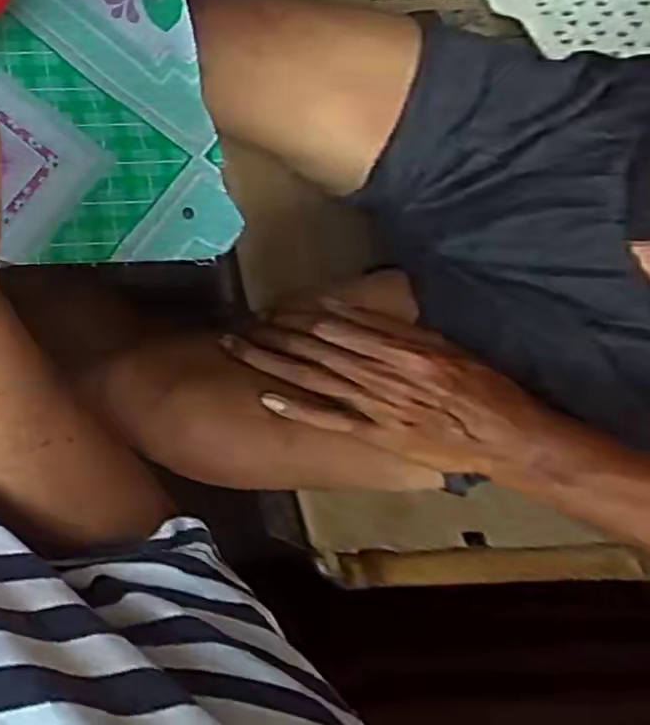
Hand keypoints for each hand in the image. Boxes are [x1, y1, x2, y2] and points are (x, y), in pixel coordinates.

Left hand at [222, 299, 566, 475]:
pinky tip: (264, 397)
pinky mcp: (375, 434)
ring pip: (309, 378)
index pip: (331, 328)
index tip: (266, 311)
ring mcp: (375, 406)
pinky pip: (328, 419)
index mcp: (400, 353)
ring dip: (266, 361)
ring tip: (232, 347)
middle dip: (268, 335)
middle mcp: (382, 377)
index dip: (292, 317)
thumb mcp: (442, 347)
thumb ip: (390, 327)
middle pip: (311, 350)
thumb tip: (336, 306)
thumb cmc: (481, 389)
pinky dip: (295, 408)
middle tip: (236, 325)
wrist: (515, 441)